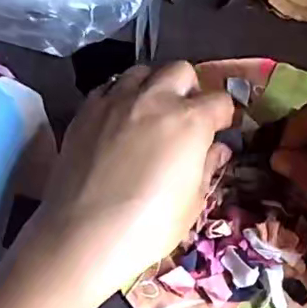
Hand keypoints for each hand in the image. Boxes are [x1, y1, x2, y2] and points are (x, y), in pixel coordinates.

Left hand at [23, 62, 233, 299]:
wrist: (83, 235)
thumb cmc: (148, 227)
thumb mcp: (191, 204)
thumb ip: (206, 168)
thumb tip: (216, 150)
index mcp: (190, 121)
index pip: (220, 101)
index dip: (223, 116)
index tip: (219, 130)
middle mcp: (154, 99)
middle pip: (180, 71)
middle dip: (189, 89)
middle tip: (185, 117)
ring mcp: (115, 102)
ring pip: (142, 72)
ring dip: (153, 86)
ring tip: (150, 113)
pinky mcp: (85, 112)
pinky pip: (108, 89)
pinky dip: (119, 97)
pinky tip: (118, 121)